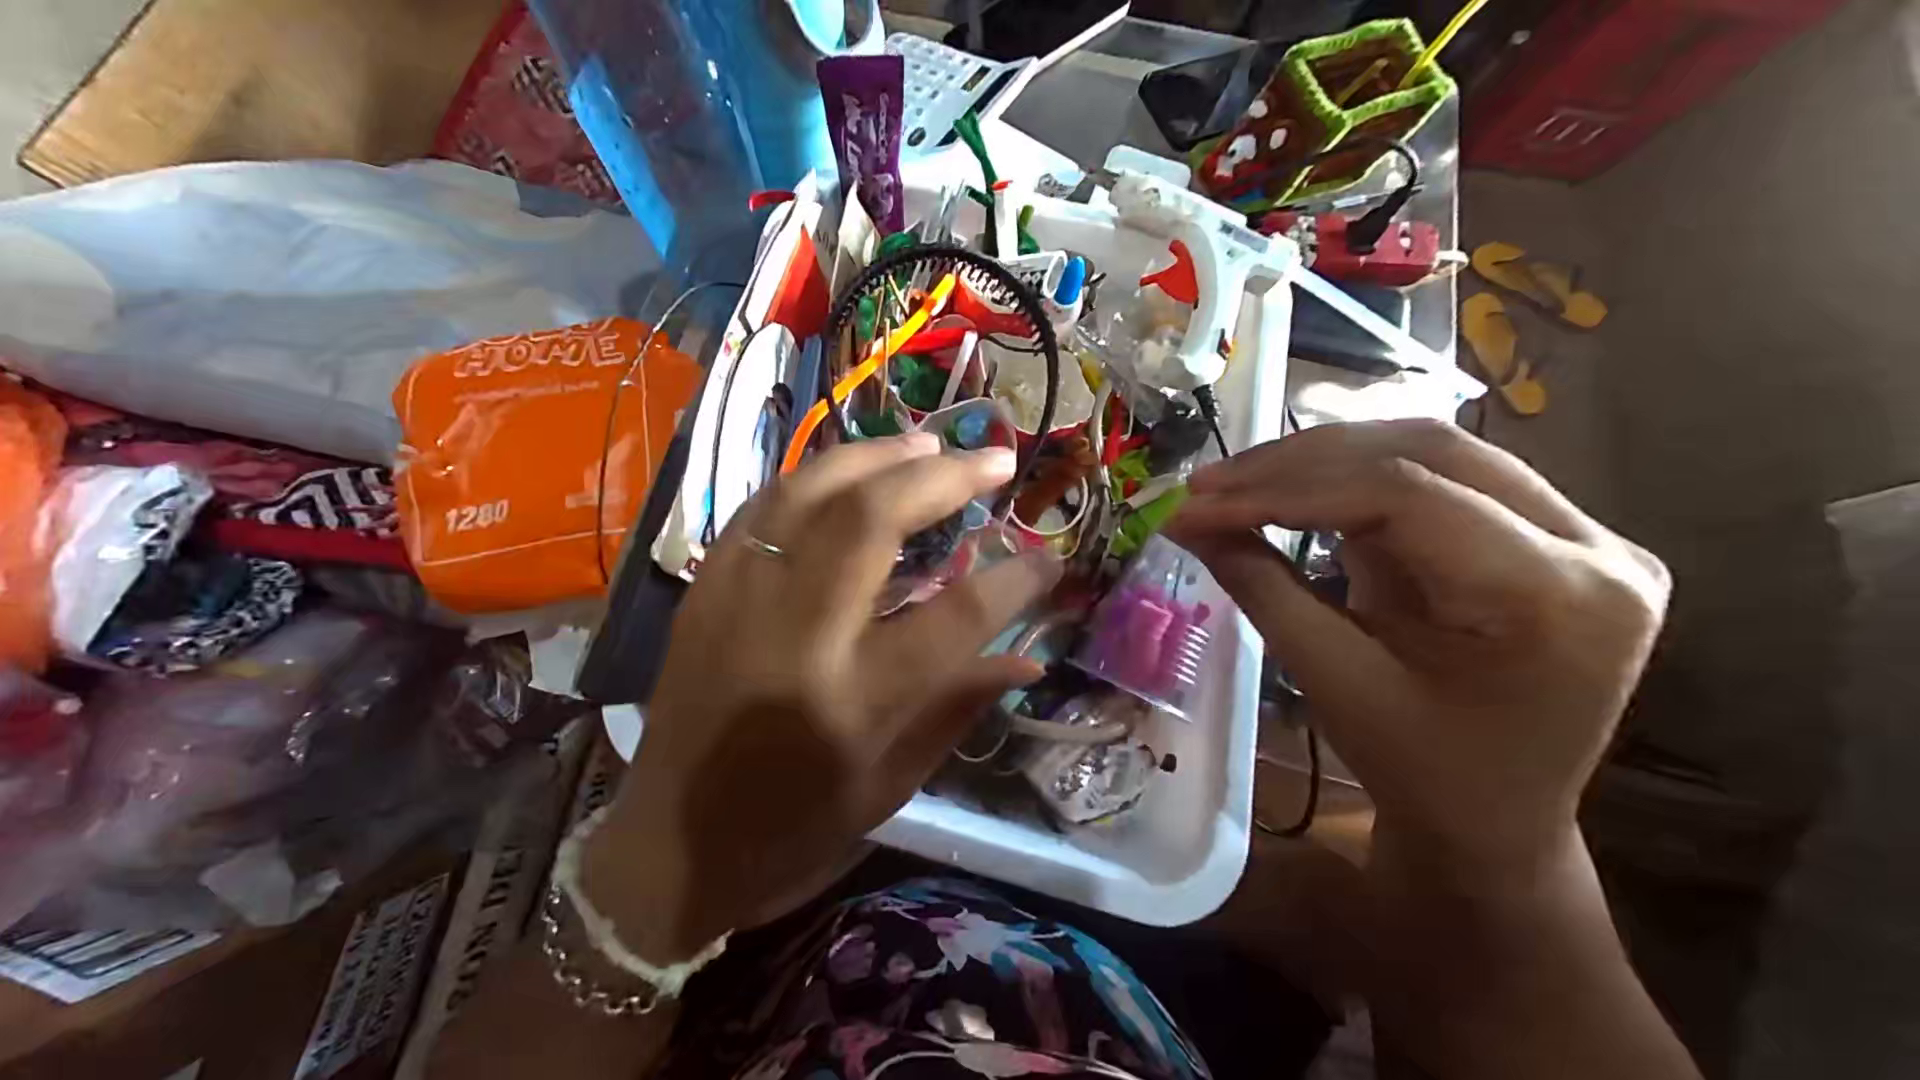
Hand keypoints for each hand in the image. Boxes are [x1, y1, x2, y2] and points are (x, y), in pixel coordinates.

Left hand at [582, 434, 1059, 960]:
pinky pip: (765, 505)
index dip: (1012, 579)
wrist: (667, 844)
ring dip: (878, 457)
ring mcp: (740, 600)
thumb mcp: (889, 785)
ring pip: (812, 493)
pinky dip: (819, 476)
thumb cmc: (793, 830)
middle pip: (873, 522)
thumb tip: (1028, 656)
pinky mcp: (706, 587)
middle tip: (993, 459)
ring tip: (929, 444)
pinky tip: (855, 468)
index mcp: (853, 701)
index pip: (955, 618)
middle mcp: (796, 636)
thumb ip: (958, 707)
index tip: (1048, 556)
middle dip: (943, 478)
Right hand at [1168, 420, 1668, 881]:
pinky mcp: (1541, 534)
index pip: (1405, 496)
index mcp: (1560, 596)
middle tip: (1212, 484)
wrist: (1494, 821)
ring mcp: (1577, 534)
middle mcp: (1594, 546)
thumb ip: (1262, 588)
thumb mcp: (1335, 682)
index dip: (1286, 490)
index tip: (1199, 504)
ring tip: (1240, 482)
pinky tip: (1291, 492)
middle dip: (1301, 461)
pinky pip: (1434, 478)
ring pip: (1429, 451)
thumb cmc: (1421, 771)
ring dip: (1323, 460)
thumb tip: (1187, 521)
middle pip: (1426, 452)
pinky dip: (1350, 480)